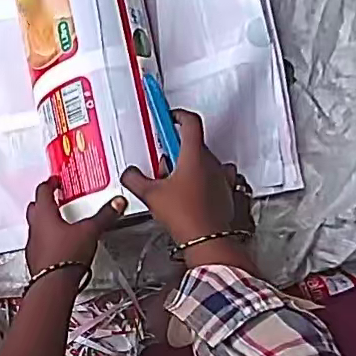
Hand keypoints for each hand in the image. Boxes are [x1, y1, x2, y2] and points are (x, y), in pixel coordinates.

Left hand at [24, 177, 124, 277]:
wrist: (54, 284)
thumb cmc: (65, 257)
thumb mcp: (90, 231)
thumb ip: (104, 216)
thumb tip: (116, 204)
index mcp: (45, 215)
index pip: (43, 191)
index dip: (49, 183)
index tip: (55, 181)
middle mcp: (35, 228)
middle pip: (35, 207)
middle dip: (44, 201)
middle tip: (54, 198)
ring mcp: (34, 244)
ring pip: (35, 226)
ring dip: (44, 221)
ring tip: (59, 222)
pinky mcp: (36, 260)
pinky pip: (39, 244)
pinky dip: (47, 240)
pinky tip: (59, 246)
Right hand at [121, 110, 248, 243]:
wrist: (208, 240)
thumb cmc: (186, 216)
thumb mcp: (151, 195)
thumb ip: (135, 179)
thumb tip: (129, 173)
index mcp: (194, 155)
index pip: (190, 122)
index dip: (177, 115)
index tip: (168, 116)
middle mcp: (212, 162)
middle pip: (193, 144)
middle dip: (175, 149)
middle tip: (161, 161)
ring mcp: (222, 177)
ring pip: (203, 161)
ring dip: (188, 165)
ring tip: (173, 180)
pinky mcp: (226, 192)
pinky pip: (214, 177)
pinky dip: (202, 180)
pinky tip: (190, 193)